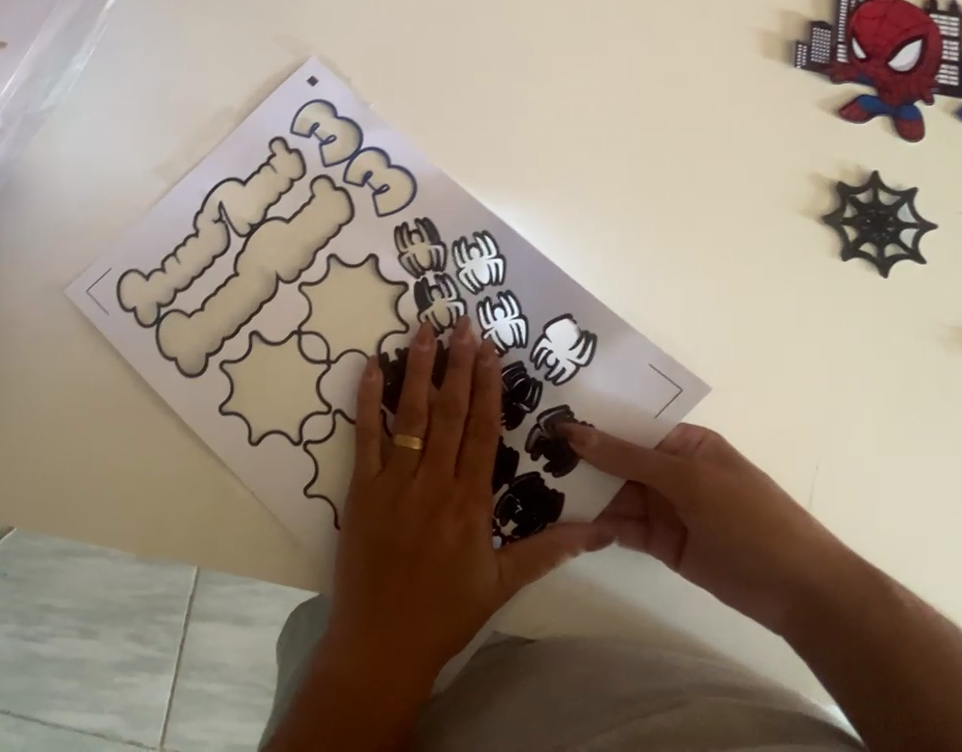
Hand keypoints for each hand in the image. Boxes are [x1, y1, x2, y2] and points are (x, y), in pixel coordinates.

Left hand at [323, 321, 611, 685]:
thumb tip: (601, 531)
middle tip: (463, 322)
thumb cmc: (445, 612)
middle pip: (450, 412)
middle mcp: (434, 482)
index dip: (487, 386)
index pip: (483, 431)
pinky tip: (371, 366)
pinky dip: (368, 399)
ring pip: (411, 415)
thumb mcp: (503, 583)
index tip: (490, 350)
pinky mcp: (360, 488)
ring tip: (424, 330)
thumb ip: (549, 550)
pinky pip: (365, 436)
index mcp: (471, 502)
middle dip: (458, 364)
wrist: (383, 640)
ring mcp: (394, 482)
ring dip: (418, 370)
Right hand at [560, 421, 862, 636]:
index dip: (588, 420)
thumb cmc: (750, 518)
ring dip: (579, 490)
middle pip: (613, 458)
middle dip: (576, 456)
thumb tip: (571, 431)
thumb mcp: (689, 479)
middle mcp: (669, 469)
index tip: (541, 414)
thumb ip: (627, 456)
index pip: (627, 423)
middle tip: (524, 450)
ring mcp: (662, 506)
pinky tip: (559, 518)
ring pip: (610, 493)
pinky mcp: (657, 541)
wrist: (801, 592)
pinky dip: (593, 523)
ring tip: (530, 484)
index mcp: (684, 442)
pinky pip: (617, 525)